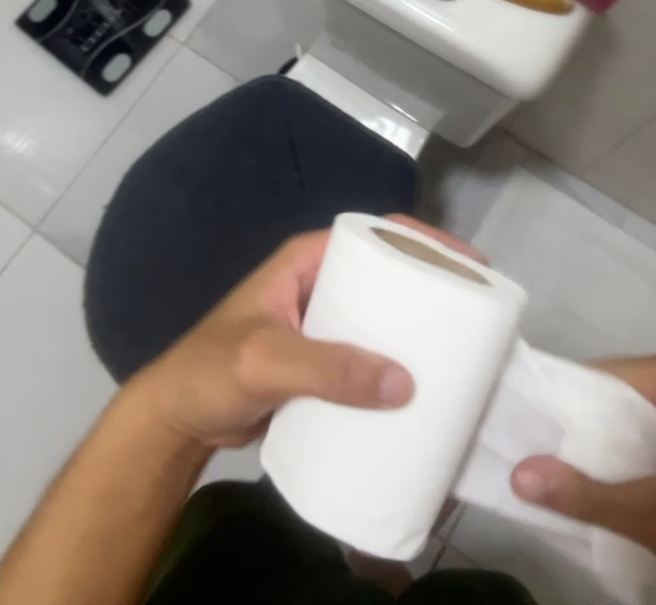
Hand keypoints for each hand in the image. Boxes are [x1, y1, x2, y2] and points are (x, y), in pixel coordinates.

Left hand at [127, 216, 481, 448]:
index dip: (424, 241)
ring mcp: (321, 324)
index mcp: (306, 260)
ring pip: (381, 317)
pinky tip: (425, 388)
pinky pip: (370, 355)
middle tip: (479, 313)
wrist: (176, 421)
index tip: (471, 265)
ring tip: (464, 353)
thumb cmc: (211, 371)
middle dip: (431, 288)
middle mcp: (319, 284)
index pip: (375, 234)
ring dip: (417, 330)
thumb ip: (327, 368)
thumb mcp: (267, 361)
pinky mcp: (323, 362)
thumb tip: (406, 383)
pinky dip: (397, 365)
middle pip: (387, 275)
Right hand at [511, 348, 655, 604]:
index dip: (546, 407)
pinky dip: (631, 477)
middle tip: (520, 470)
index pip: (589, 377)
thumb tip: (514, 472)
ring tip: (552, 490)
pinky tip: (608, 505)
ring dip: (600, 463)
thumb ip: (591, 495)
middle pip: (607, 404)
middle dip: (570, 440)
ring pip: (630, 433)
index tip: (504, 435)